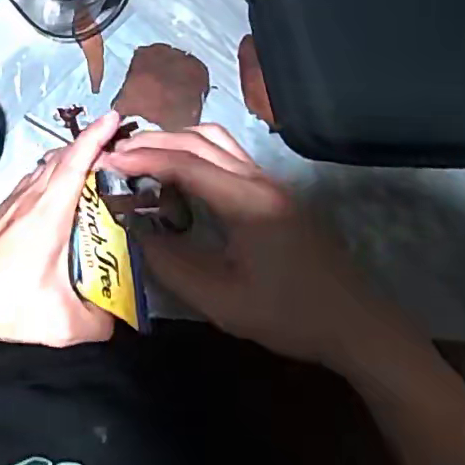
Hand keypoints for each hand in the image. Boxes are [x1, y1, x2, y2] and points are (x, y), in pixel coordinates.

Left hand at [0, 112, 126, 350]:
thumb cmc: (1, 301)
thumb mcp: (63, 322)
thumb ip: (100, 321)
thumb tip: (117, 318)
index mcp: (48, 213)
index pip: (76, 161)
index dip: (97, 136)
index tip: (113, 118)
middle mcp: (31, 198)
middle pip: (64, 156)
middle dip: (91, 143)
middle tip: (117, 146)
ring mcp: (15, 201)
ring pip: (48, 165)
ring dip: (72, 157)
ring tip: (95, 164)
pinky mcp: (6, 211)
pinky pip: (36, 178)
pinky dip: (55, 172)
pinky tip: (62, 192)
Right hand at [103, 124, 404, 369]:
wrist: (358, 325)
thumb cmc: (291, 316)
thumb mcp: (224, 302)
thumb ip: (173, 266)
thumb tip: (135, 232)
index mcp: (246, 201)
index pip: (185, 163)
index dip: (141, 158)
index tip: (106, 161)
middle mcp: (257, 179)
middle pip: (197, 140)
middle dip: (152, 142)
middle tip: (115, 154)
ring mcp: (268, 181)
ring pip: (214, 139)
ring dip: (174, 140)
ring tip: (142, 158)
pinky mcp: (272, 190)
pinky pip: (225, 154)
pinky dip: (193, 151)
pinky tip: (179, 174)